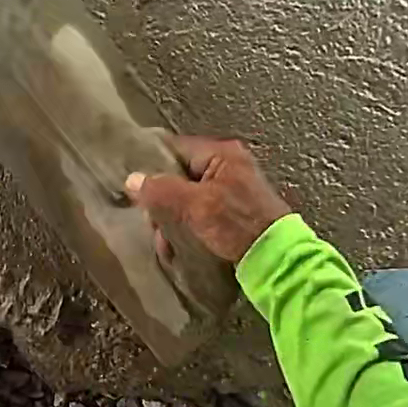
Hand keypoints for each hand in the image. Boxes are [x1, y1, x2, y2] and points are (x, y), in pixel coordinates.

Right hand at [124, 135, 292, 262]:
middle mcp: (228, 166)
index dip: (152, 166)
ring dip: (172, 222)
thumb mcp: (195, 205)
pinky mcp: (232, 214)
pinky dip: (187, 229)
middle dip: (162, 204)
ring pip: (186, 200)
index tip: (135, 187)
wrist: (274, 257)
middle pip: (179, 177)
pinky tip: (177, 248)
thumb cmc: (237, 225)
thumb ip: (162, 190)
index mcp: (222, 154)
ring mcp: (231, 190)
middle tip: (154, 223)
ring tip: (166, 243)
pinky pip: (199, 215)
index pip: (175, 149)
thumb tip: (133, 180)